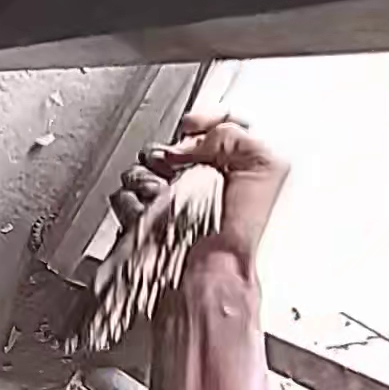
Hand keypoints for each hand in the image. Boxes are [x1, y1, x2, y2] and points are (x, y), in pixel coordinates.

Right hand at [144, 111, 288, 266]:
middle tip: (174, 167)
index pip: (211, 124)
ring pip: (139, 170)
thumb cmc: (239, 231)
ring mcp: (165, 201)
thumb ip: (236, 135)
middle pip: (167, 147)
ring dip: (145, 179)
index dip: (202, 119)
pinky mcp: (140, 219)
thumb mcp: (266, 166)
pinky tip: (145, 211)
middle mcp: (197, 181)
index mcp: (232, 164)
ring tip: (159, 195)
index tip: (193, 126)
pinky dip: (129, 202)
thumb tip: (191, 139)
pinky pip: (122, 198)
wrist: (206, 271)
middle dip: (166, 153)